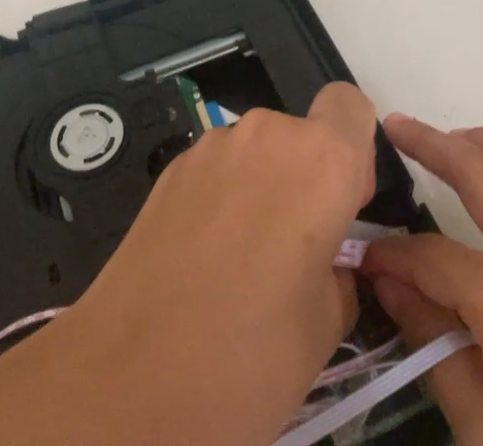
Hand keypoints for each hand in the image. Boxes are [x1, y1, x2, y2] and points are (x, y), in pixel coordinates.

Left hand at [0, 82, 379, 445]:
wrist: (126, 377)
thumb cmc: (250, 351)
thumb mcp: (327, 325)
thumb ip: (340, 273)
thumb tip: (327, 265)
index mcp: (320, 161)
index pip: (351, 105)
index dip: (355, 149)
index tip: (344, 204)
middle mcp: (265, 137)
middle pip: (301, 135)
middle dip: (307, 179)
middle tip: (296, 250)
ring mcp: (207, 151)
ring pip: (256, 155)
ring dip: (263, 190)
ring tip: (244, 265)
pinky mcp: (165, 173)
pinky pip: (217, 172)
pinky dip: (223, 201)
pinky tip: (204, 262)